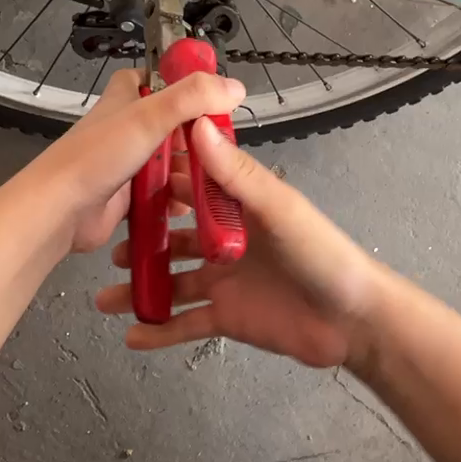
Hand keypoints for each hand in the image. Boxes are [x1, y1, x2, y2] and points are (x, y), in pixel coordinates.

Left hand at [22, 68, 245, 253]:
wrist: (59, 211)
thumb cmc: (99, 155)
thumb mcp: (148, 116)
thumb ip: (192, 97)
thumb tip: (236, 87)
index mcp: (123, 99)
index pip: (151, 76)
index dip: (176, 80)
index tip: (208, 93)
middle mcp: (124, 128)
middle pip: (169, 123)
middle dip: (195, 134)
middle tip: (221, 144)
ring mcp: (125, 164)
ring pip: (168, 160)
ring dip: (190, 170)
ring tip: (213, 178)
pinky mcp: (127, 197)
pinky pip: (161, 193)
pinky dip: (178, 198)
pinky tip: (193, 205)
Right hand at [95, 117, 385, 366]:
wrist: (353, 322)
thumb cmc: (322, 254)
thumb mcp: (278, 208)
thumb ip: (236, 174)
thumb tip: (198, 125)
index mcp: (240, 207)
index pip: (192, 185)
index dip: (159, 180)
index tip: (122, 174)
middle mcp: (227, 242)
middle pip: (174, 237)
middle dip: (141, 239)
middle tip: (109, 241)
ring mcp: (225, 281)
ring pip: (172, 283)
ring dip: (142, 287)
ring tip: (106, 296)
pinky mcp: (228, 318)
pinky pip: (186, 324)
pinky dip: (159, 331)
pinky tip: (131, 336)